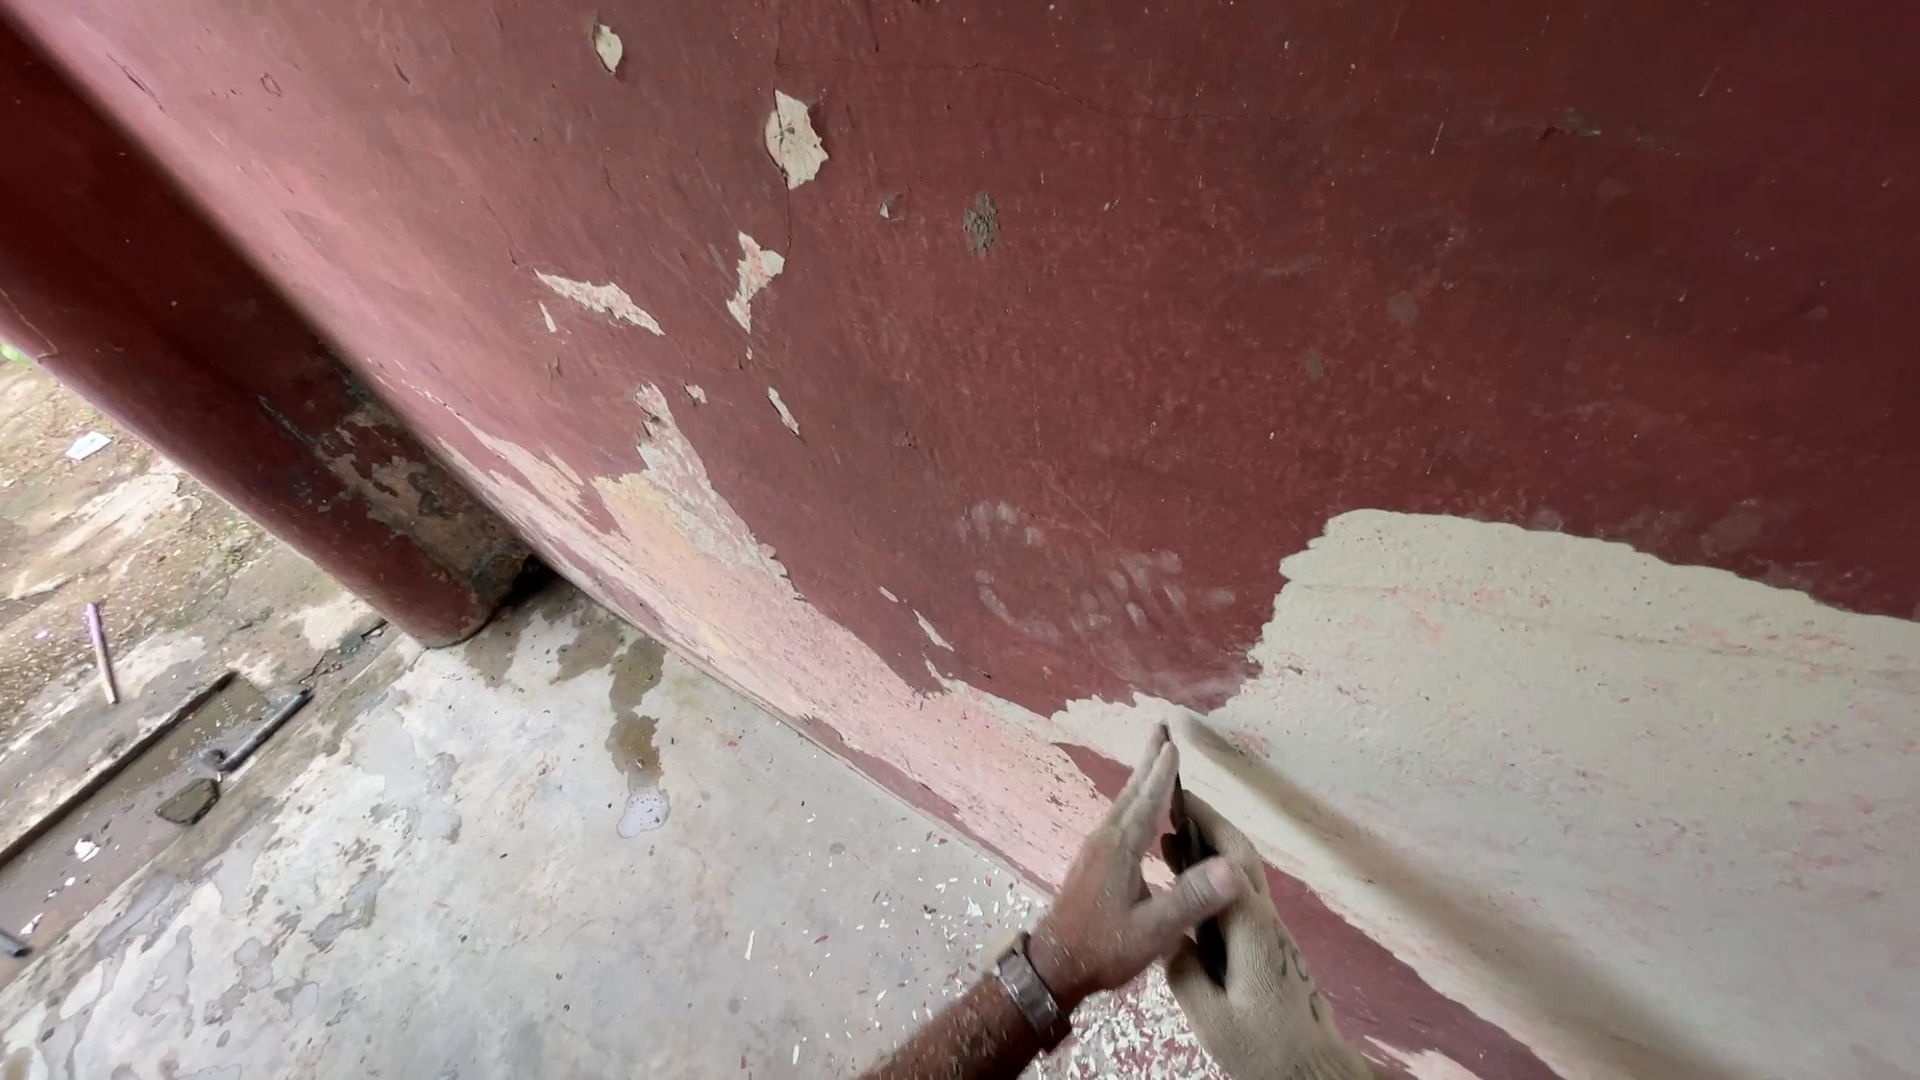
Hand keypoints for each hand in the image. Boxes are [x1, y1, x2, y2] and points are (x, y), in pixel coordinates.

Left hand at [1029, 725, 1241, 1009]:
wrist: (1055, 963)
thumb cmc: (1103, 948)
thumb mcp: (1152, 931)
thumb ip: (1189, 900)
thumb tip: (1230, 867)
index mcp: (1120, 847)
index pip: (1147, 801)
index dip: (1163, 774)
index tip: (1174, 743)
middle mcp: (1106, 838)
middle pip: (1132, 790)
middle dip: (1148, 759)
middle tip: (1160, 727)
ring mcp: (1096, 848)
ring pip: (1123, 802)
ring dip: (1141, 776)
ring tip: (1155, 757)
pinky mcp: (1094, 860)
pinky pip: (1119, 816)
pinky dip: (1134, 799)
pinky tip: (1139, 809)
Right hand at [1162, 795, 1376, 1079]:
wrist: (1315, 1073)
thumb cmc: (1265, 1049)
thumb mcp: (1213, 1020)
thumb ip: (1183, 973)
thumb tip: (1166, 936)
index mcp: (1251, 931)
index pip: (1228, 866)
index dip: (1204, 830)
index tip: (1175, 805)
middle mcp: (1265, 920)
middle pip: (1243, 857)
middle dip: (1211, 824)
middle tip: (1175, 805)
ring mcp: (1271, 930)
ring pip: (1245, 873)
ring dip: (1213, 847)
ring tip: (1171, 837)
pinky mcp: (1269, 942)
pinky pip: (1241, 893)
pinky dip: (1216, 874)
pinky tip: (1190, 883)